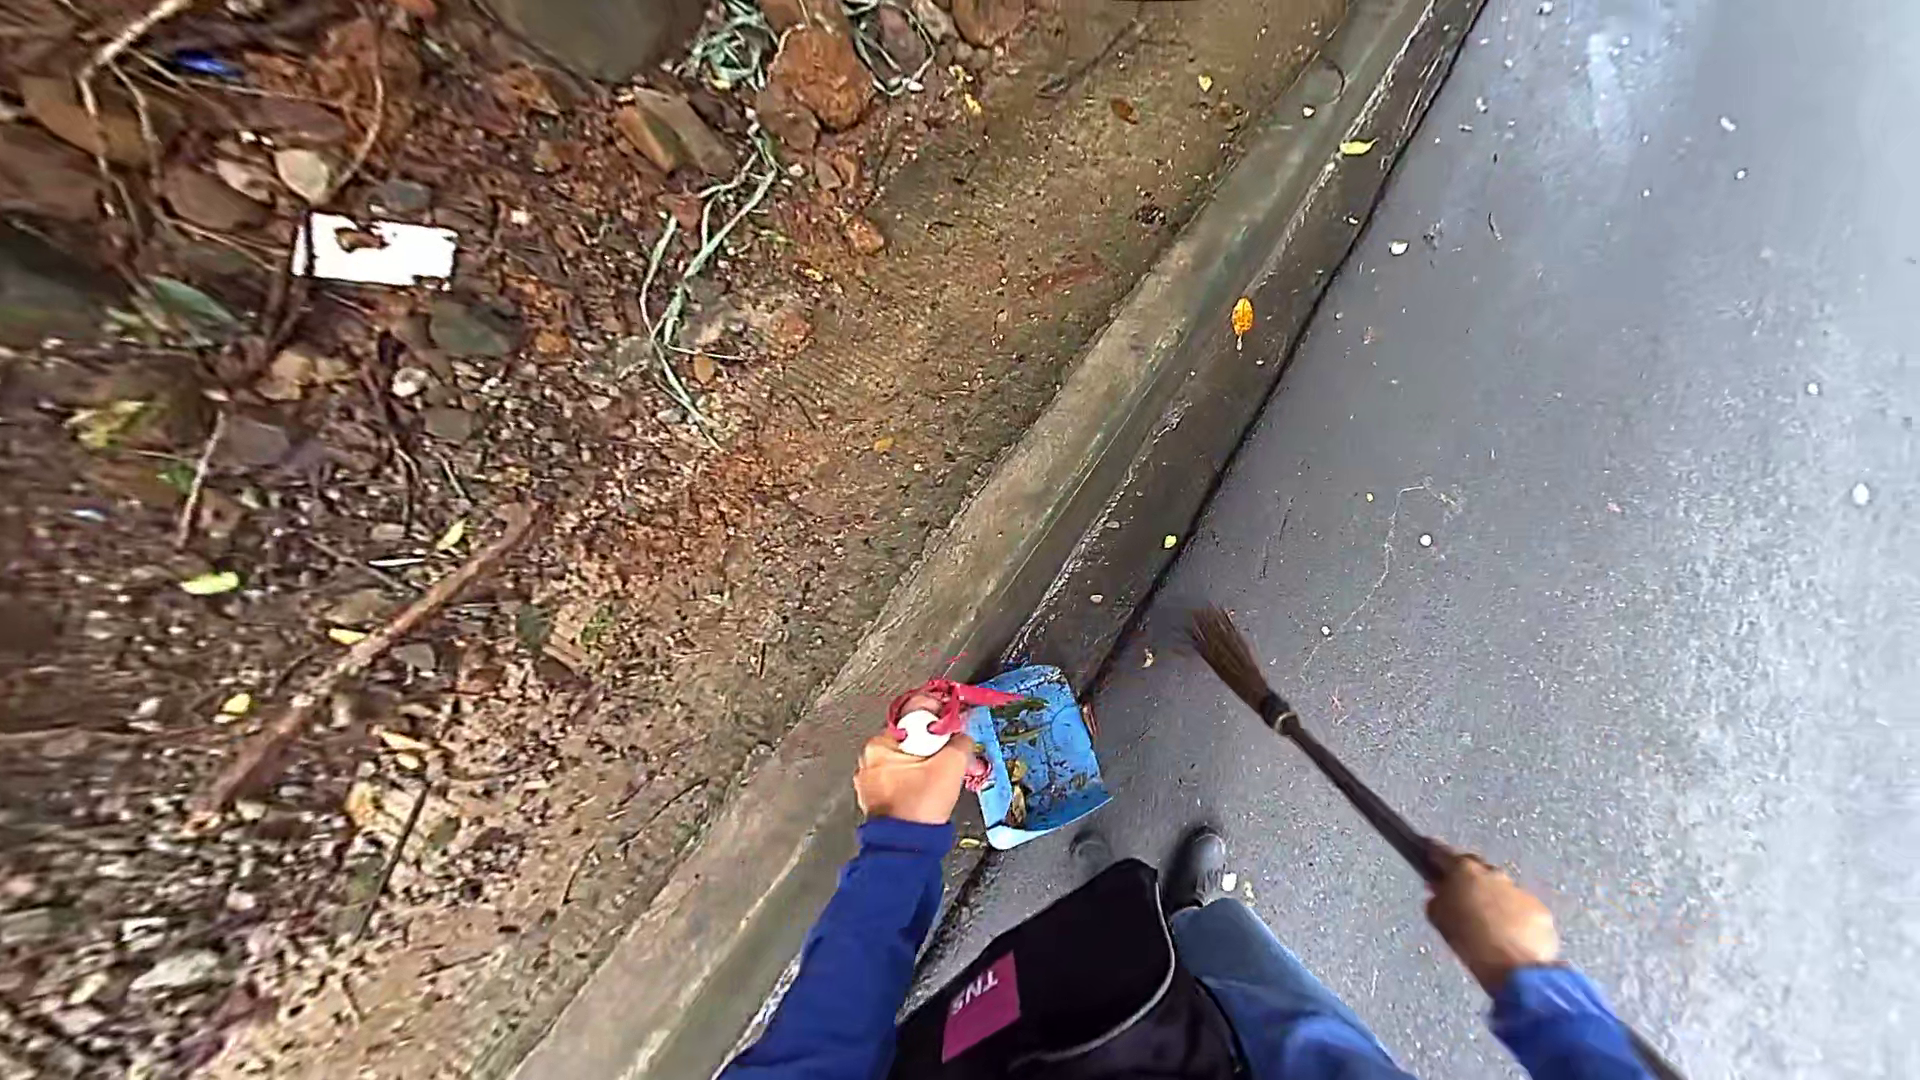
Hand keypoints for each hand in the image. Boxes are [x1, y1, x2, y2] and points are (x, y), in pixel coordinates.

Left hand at [855, 692, 975, 823]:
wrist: (906, 849)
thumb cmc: (919, 809)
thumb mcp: (951, 766)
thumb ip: (960, 741)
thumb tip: (963, 734)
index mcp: (879, 744)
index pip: (912, 714)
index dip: (937, 717)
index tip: (950, 723)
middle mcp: (869, 758)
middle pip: (910, 735)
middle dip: (933, 741)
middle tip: (948, 751)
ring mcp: (871, 778)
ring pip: (906, 755)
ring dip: (926, 759)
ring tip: (940, 772)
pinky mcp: (876, 795)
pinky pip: (900, 774)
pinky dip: (916, 776)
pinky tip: (929, 786)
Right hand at [1425, 847, 1559, 994]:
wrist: (1514, 968)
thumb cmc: (1468, 938)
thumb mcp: (1437, 914)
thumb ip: (1437, 896)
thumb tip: (1443, 893)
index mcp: (1462, 868)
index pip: (1441, 852)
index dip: (1433, 854)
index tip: (1429, 856)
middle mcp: (1492, 873)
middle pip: (1476, 867)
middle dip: (1469, 877)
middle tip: (1462, 893)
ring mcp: (1519, 891)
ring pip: (1502, 888)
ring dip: (1494, 897)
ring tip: (1490, 920)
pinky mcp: (1541, 911)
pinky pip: (1523, 907)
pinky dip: (1516, 915)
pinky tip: (1511, 933)